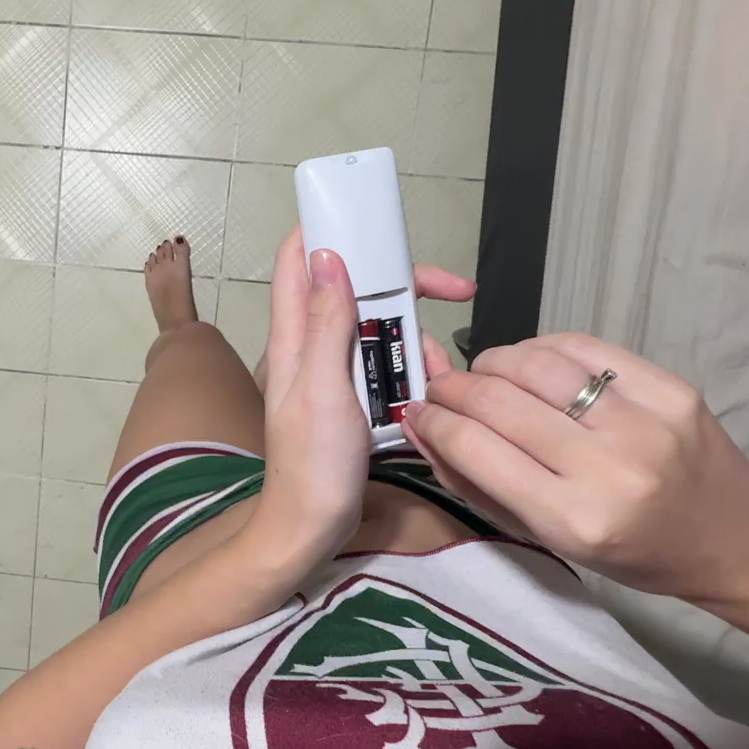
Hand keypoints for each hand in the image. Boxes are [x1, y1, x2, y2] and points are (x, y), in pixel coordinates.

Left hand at [250, 228, 477, 569]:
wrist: (311, 526)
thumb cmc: (313, 463)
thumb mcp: (323, 388)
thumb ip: (324, 323)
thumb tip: (326, 254)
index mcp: (293, 337)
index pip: (297, 262)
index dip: (329, 229)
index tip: (377, 222)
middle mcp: (309, 346)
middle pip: (353, 288)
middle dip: (402, 283)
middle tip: (455, 291)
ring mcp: (330, 371)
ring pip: (375, 326)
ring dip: (415, 332)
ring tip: (446, 362)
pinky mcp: (349, 395)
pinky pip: (382, 362)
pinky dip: (410, 364)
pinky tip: (436, 383)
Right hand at [402, 333, 748, 607]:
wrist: (738, 540)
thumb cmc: (628, 553)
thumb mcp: (542, 536)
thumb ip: (472, 481)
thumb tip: (419, 424)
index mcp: (572, 519)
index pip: (475, 447)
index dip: (433, 420)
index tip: (418, 412)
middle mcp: (609, 466)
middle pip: (498, 400)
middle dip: (451, 388)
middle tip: (440, 391)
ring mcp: (646, 421)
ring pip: (533, 363)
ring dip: (489, 363)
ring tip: (483, 377)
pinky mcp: (671, 387)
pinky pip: (580, 347)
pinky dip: (537, 350)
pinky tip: (528, 366)